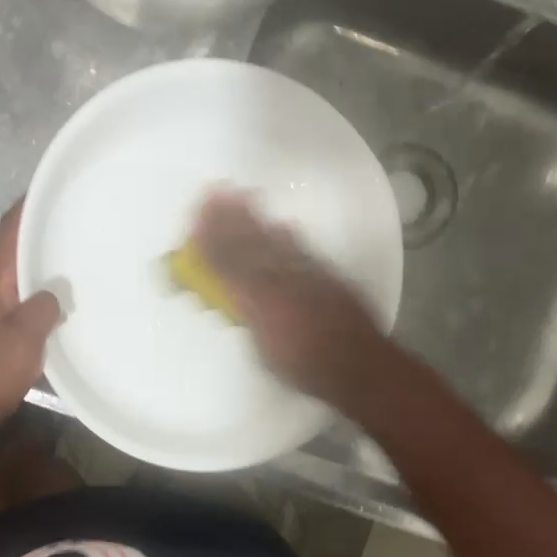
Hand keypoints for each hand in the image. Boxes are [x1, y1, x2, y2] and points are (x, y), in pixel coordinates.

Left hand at [0, 203, 61, 423]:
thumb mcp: (26, 335)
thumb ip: (43, 308)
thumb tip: (54, 297)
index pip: (8, 234)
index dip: (23, 208)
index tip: (45, 188)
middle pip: (14, 249)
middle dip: (37, 228)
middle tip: (70, 217)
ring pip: (22, 273)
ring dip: (42, 259)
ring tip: (74, 251)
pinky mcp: (6, 327)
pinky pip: (27, 296)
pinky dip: (44, 287)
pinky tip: (65, 296)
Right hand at [192, 191, 391, 413]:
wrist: (359, 366)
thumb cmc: (304, 362)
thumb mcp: (262, 340)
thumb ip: (241, 308)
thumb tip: (216, 288)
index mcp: (262, 290)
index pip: (230, 257)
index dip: (212, 235)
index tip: (197, 211)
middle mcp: (284, 274)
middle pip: (253, 241)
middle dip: (232, 218)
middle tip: (217, 190)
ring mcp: (308, 276)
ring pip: (277, 241)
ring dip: (257, 218)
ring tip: (244, 196)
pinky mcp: (328, 282)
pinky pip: (301, 251)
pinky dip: (288, 236)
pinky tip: (285, 227)